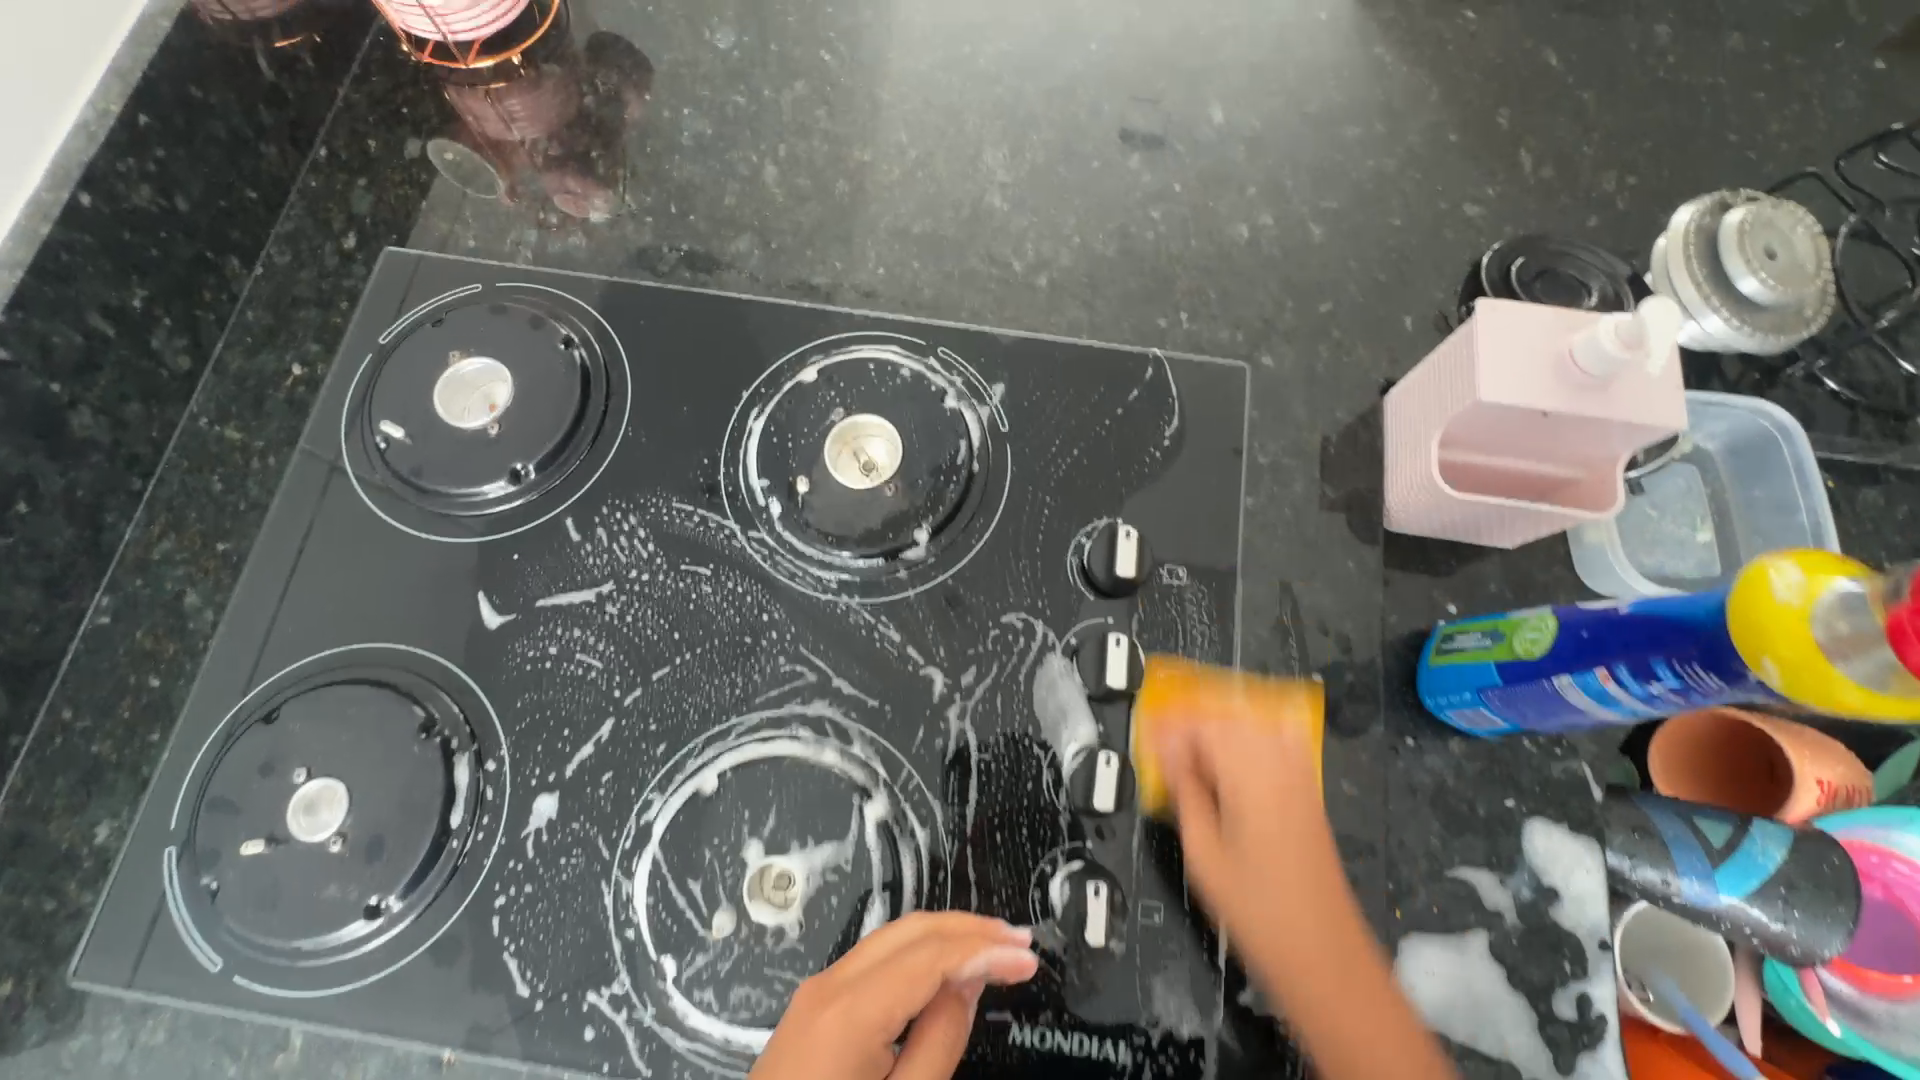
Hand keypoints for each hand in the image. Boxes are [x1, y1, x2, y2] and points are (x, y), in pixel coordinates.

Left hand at [749, 911, 1039, 1079]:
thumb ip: (939, 1042)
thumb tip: (967, 982)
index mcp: (851, 1011)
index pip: (931, 955)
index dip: (985, 949)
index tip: (1028, 959)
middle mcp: (830, 984)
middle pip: (911, 930)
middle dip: (969, 928)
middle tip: (1020, 942)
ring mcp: (817, 990)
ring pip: (892, 937)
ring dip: (946, 935)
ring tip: (994, 946)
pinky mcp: (814, 1004)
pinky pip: (875, 959)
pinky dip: (918, 952)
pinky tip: (946, 967)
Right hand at [1155, 715, 1348, 978]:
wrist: (1323, 952)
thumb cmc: (1256, 911)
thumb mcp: (1203, 854)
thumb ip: (1185, 796)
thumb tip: (1167, 761)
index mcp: (1249, 778)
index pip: (1204, 727)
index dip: (1170, 728)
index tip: (1147, 736)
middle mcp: (1280, 767)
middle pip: (1230, 720)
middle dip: (1194, 726)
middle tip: (1163, 745)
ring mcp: (1300, 779)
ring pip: (1254, 728)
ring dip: (1220, 732)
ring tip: (1190, 752)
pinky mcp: (1310, 794)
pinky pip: (1277, 746)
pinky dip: (1250, 744)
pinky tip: (1232, 761)